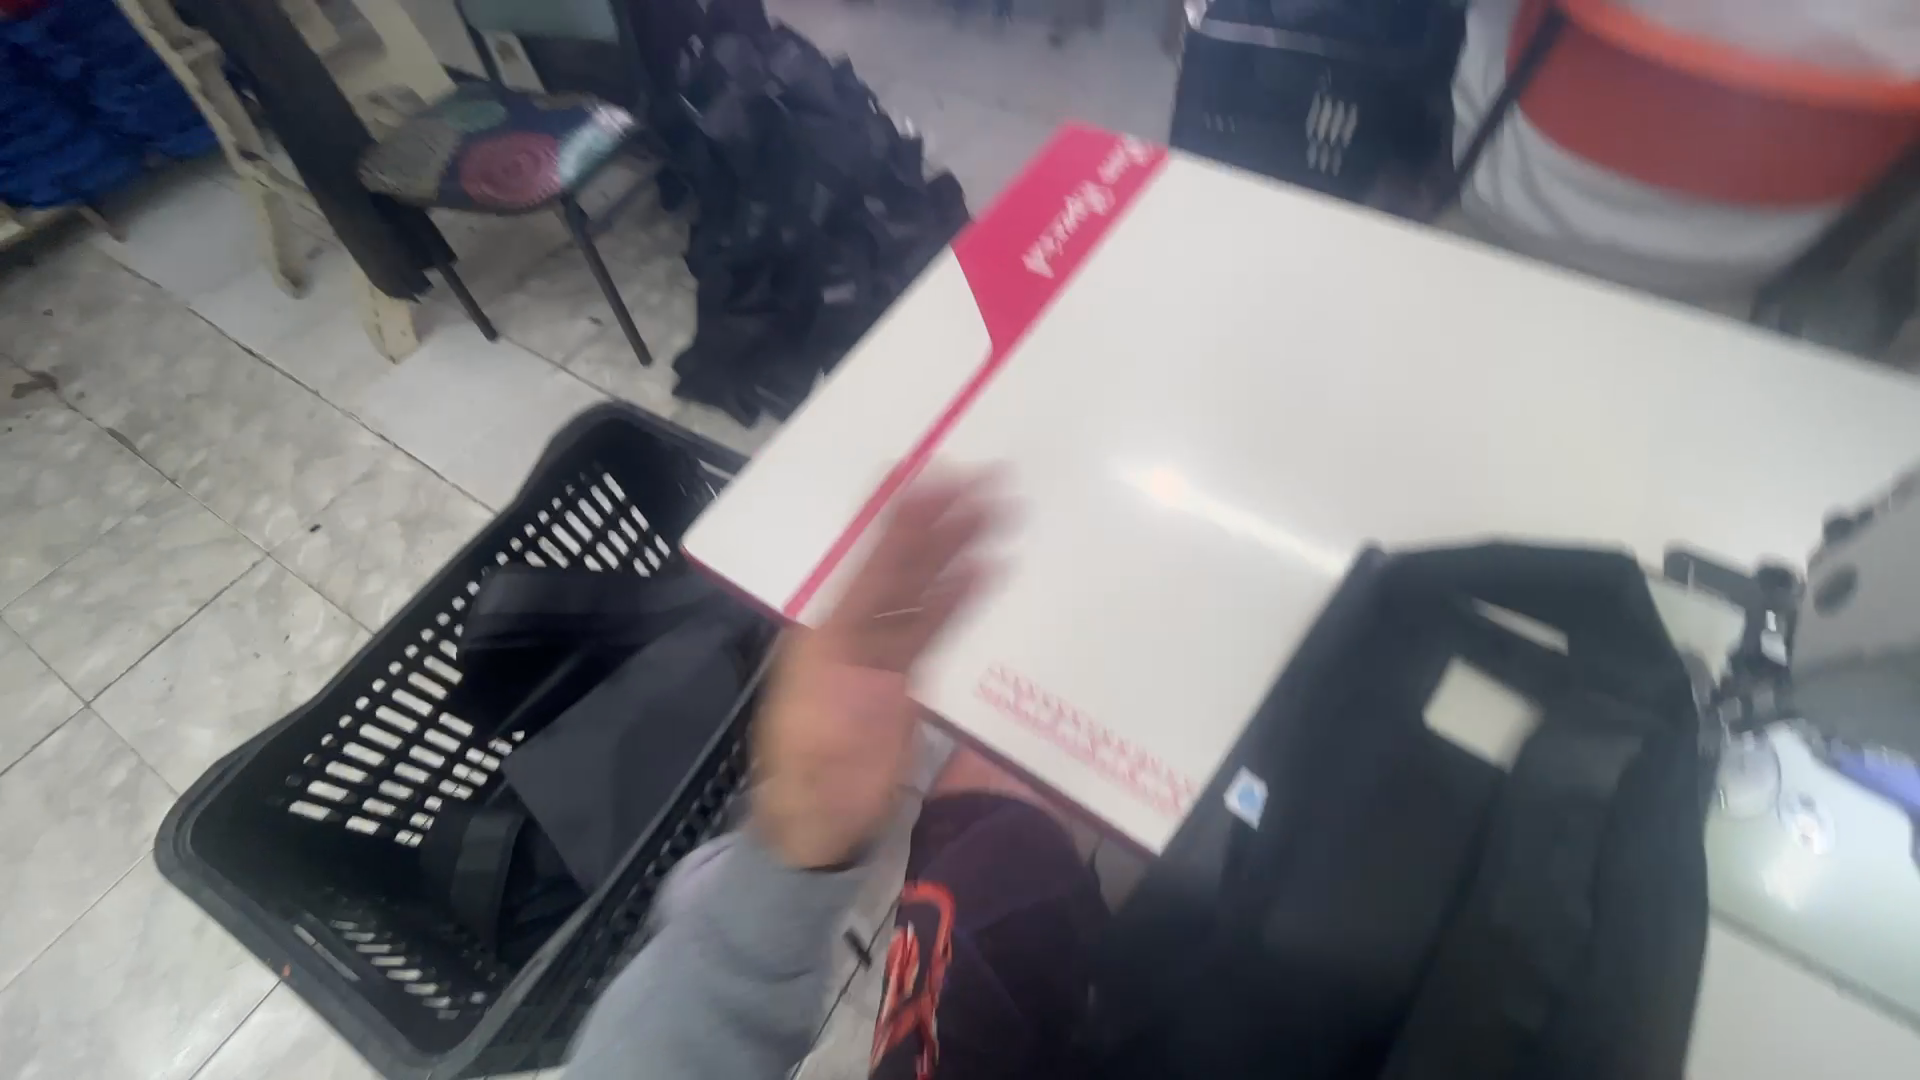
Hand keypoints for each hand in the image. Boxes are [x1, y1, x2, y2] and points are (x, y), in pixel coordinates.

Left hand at [751, 471, 1003, 869]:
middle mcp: (856, 628)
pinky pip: (936, 625)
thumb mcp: (814, 723)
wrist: (818, 820)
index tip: (924, 476)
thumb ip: (843, 678)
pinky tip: (983, 569)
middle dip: (940, 523)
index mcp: (827, 631)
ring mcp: (885, 649)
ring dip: (955, 548)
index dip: (898, 522)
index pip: (870, 564)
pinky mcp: (909, 673)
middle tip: (980, 481)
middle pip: (903, 566)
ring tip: (991, 510)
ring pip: (924, 588)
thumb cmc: (808, 774)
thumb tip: (868, 631)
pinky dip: (959, 595)